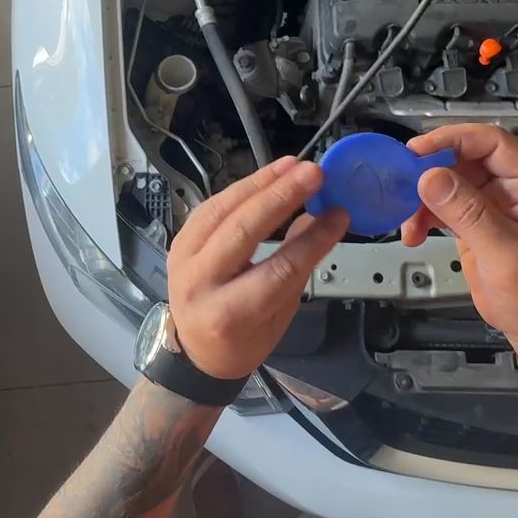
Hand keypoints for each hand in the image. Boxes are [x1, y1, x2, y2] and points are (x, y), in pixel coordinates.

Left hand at [167, 157, 349, 379]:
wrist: (195, 352)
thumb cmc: (244, 340)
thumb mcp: (279, 316)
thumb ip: (299, 268)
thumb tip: (325, 218)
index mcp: (230, 315)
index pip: (279, 269)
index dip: (312, 239)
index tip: (338, 214)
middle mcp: (200, 284)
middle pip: (243, 231)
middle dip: (281, 197)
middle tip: (313, 173)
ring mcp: (183, 259)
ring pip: (222, 210)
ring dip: (260, 183)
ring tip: (292, 166)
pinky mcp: (178, 241)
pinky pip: (211, 207)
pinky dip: (240, 188)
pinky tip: (266, 176)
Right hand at [399, 125, 517, 360]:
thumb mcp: (506, 255)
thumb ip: (468, 214)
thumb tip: (429, 177)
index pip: (491, 142)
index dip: (452, 140)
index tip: (415, 152)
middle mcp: (514, 185)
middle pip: (464, 156)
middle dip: (430, 171)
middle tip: (401, 186)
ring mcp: (493, 202)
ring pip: (448, 180)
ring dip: (423, 198)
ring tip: (409, 223)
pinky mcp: (475, 221)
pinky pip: (443, 205)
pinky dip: (423, 216)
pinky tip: (413, 235)